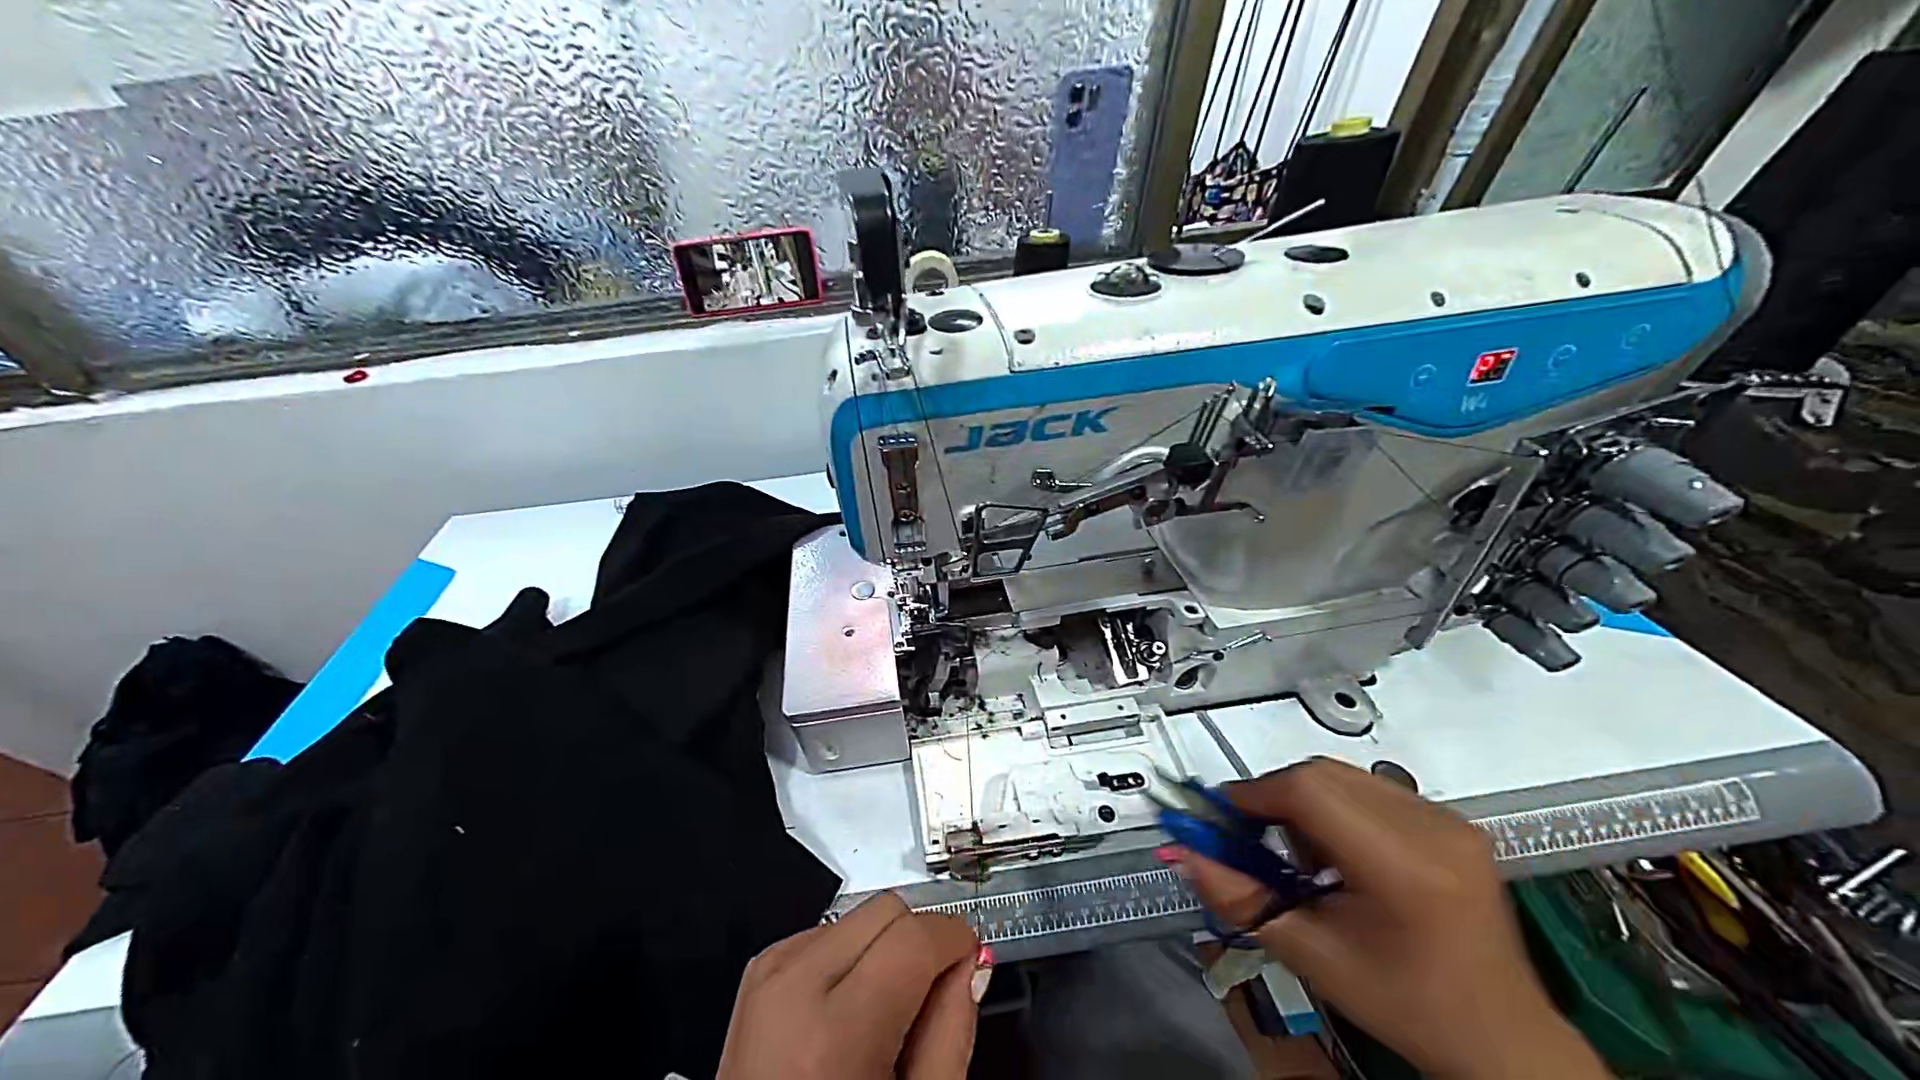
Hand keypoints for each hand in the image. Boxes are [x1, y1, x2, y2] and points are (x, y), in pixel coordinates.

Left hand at [716, 893, 992, 1079]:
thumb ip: (951, 1034)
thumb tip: (971, 966)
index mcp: (833, 1036)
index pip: (915, 937)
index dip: (954, 939)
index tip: (969, 954)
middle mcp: (792, 991)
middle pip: (887, 909)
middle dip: (920, 939)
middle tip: (932, 989)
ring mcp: (770, 976)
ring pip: (859, 914)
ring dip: (886, 946)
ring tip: (886, 1011)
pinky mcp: (760, 971)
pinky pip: (827, 931)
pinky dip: (852, 955)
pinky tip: (851, 1007)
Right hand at [1169, 759, 1608, 1079]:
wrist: (1499, 1037)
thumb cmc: (1407, 1004)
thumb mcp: (1310, 955)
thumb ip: (1238, 897)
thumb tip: (1184, 853)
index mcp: (1404, 867)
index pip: (1307, 790)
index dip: (1252, 795)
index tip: (1220, 818)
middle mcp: (1434, 829)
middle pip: (1321, 774)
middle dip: (1273, 798)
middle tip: (1254, 840)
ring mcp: (1449, 821)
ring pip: (1341, 776)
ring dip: (1303, 802)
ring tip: (1306, 859)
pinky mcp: (1453, 821)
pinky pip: (1370, 788)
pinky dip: (1336, 808)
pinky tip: (1340, 856)